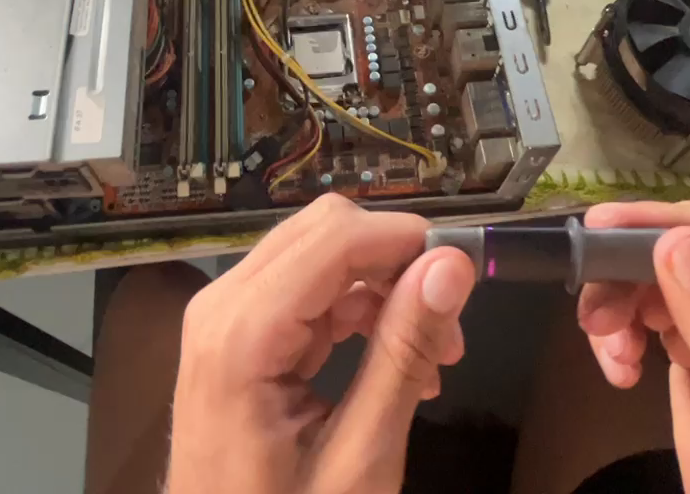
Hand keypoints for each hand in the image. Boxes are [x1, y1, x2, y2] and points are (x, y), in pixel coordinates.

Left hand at [167, 194, 476, 493]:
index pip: (334, 237)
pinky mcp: (237, 329)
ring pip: (320, 253)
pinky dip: (356, 311)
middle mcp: (224, 301)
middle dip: (394, 264)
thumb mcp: (359, 458)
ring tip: (430, 359)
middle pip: (324, 231)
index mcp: (241, 330)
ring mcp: (226, 312)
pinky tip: (392, 359)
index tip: (465, 272)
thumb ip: (403, 353)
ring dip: (381, 289)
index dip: (404, 238)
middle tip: (446, 331)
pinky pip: (307, 288)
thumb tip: (451, 265)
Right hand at [577, 202, 689, 493]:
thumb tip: (678, 240)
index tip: (601, 229)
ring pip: (667, 274)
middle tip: (592, 313)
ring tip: (610, 352)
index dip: (671, 227)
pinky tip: (619, 368)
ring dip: (624, 304)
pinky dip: (625, 329)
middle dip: (636, 276)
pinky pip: (656, 309)